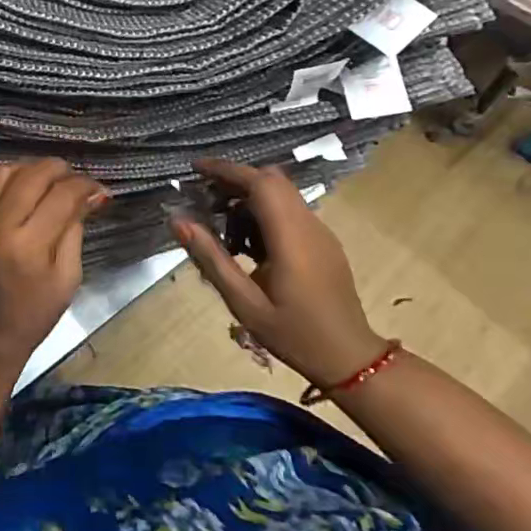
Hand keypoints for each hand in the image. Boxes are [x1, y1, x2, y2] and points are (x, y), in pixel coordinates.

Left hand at [0, 159, 108, 377]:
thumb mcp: (67, 278)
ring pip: (3, 170)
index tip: (97, 188)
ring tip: (44, 180)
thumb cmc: (33, 314)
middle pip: (32, 175)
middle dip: (59, 169)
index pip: (62, 196)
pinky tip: (16, 185)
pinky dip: (1, 174)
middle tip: (73, 178)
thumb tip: (91, 194)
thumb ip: (75, 230)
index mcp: (28, 247)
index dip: (85, 185)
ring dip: (28, 168)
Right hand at [172, 158, 385, 386]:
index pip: (260, 183)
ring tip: (219, 221)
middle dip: (235, 179)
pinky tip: (246, 241)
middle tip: (203, 195)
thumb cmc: (295, 334)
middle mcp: (309, 225)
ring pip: (281, 193)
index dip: (226, 170)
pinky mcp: (322, 242)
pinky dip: (263, 210)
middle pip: (271, 180)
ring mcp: (320, 232)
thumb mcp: (244, 303)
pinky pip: (289, 210)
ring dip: (248, 195)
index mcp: (291, 237)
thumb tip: (178, 220)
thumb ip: (211, 258)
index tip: (196, 169)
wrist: (352, 361)